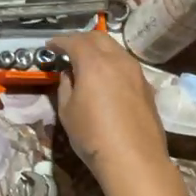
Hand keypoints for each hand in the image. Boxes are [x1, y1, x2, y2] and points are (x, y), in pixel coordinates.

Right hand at [52, 29, 167, 176]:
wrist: (132, 157)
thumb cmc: (92, 135)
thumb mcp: (67, 112)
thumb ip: (66, 87)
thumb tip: (69, 75)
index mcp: (94, 64)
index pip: (75, 42)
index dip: (60, 41)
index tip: (49, 45)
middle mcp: (118, 61)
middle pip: (99, 38)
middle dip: (81, 38)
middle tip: (67, 47)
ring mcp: (136, 72)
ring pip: (115, 49)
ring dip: (98, 49)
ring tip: (85, 60)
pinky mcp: (146, 86)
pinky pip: (125, 64)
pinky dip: (111, 62)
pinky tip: (105, 77)